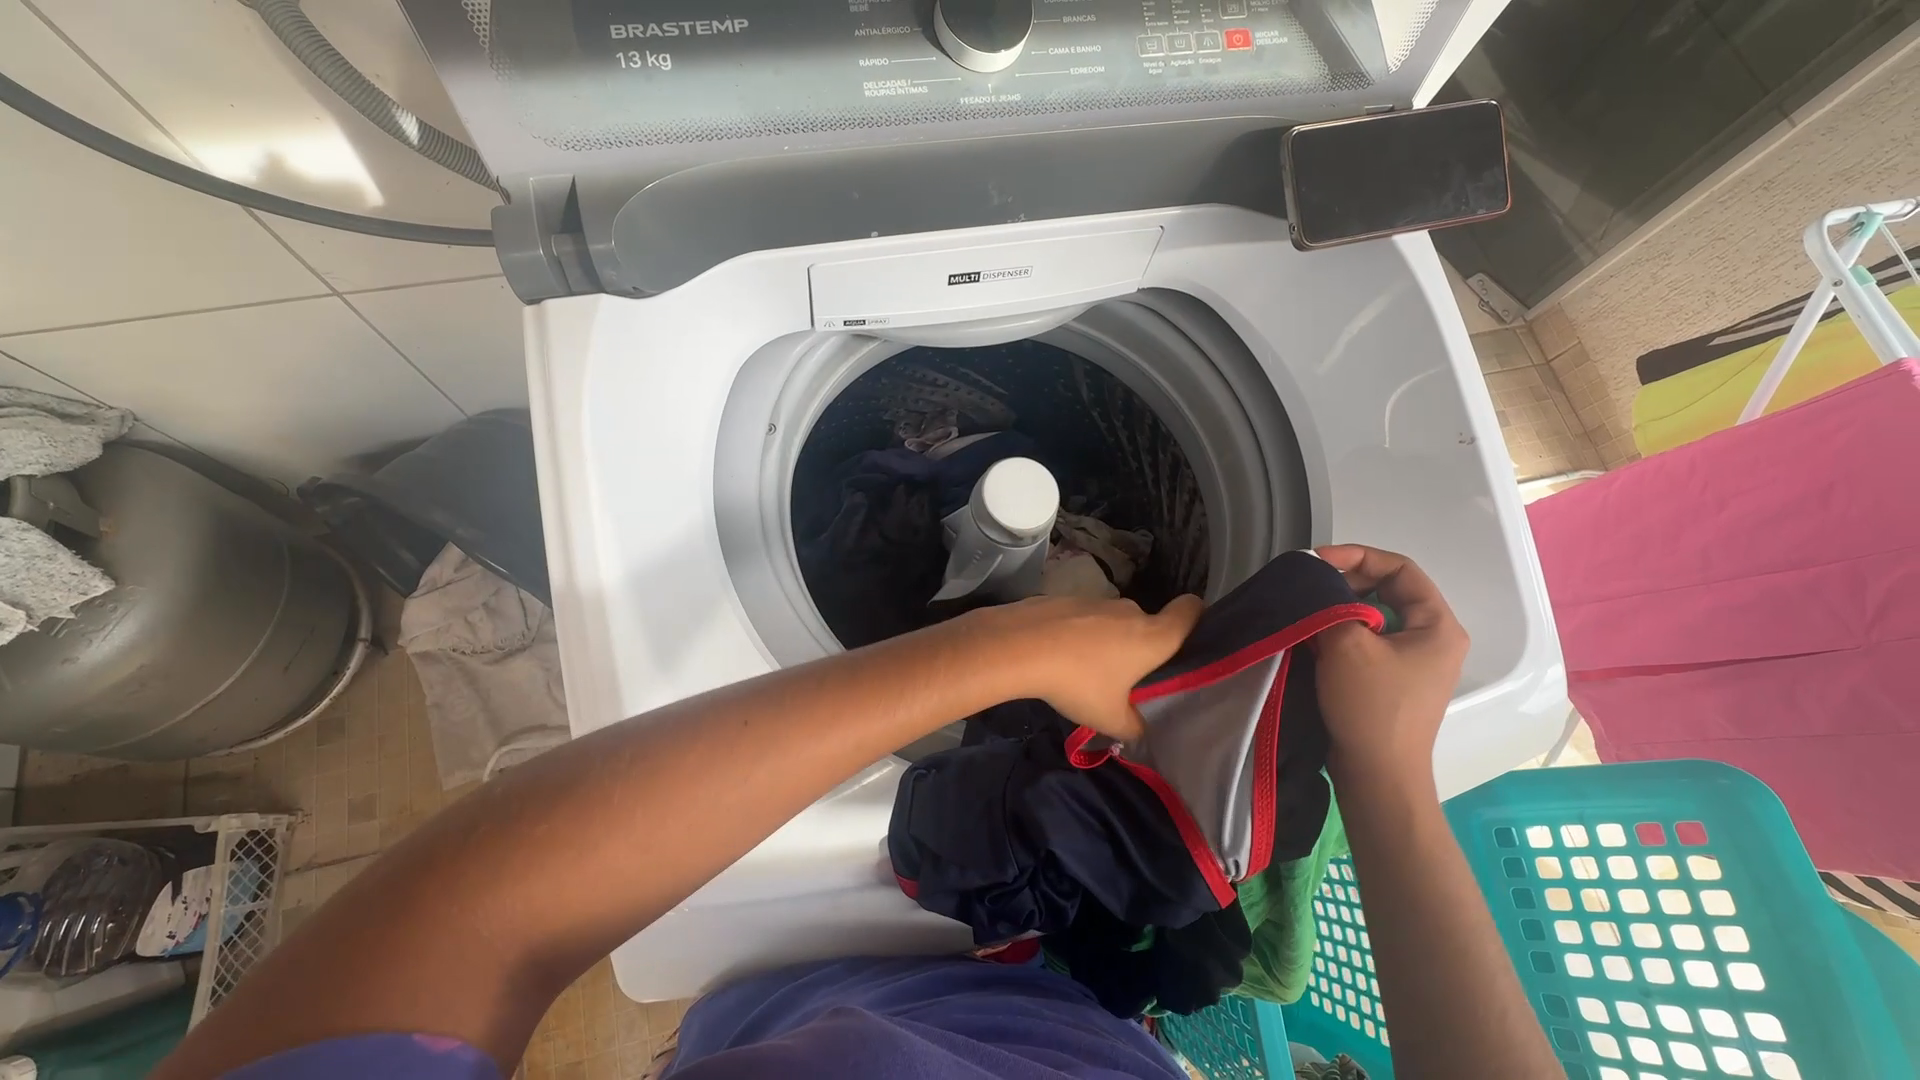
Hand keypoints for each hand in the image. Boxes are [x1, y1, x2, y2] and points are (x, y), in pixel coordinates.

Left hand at [966, 594, 1204, 740]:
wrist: (1019, 646)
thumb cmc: (1078, 682)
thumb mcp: (1110, 718)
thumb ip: (1133, 727)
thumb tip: (1140, 730)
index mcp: (1153, 636)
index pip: (1190, 611)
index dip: (1195, 618)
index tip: (1188, 637)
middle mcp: (1130, 610)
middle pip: (1148, 623)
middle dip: (1141, 647)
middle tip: (1128, 678)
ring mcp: (1096, 600)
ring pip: (1113, 621)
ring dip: (1106, 641)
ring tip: (1087, 672)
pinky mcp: (1065, 598)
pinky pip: (1082, 618)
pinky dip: (1077, 634)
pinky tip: (1058, 656)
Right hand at [1313, 545, 1467, 782]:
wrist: (1376, 775)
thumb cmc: (1371, 707)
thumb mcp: (1347, 645)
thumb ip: (1331, 606)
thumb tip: (1315, 586)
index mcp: (1438, 625)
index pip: (1400, 569)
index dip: (1357, 556)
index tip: (1316, 560)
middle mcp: (1433, 639)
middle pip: (1388, 590)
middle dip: (1345, 582)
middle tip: (1306, 583)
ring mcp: (1414, 662)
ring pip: (1374, 616)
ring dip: (1338, 608)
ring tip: (1303, 607)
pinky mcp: (1392, 681)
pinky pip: (1367, 641)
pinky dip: (1339, 632)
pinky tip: (1310, 635)